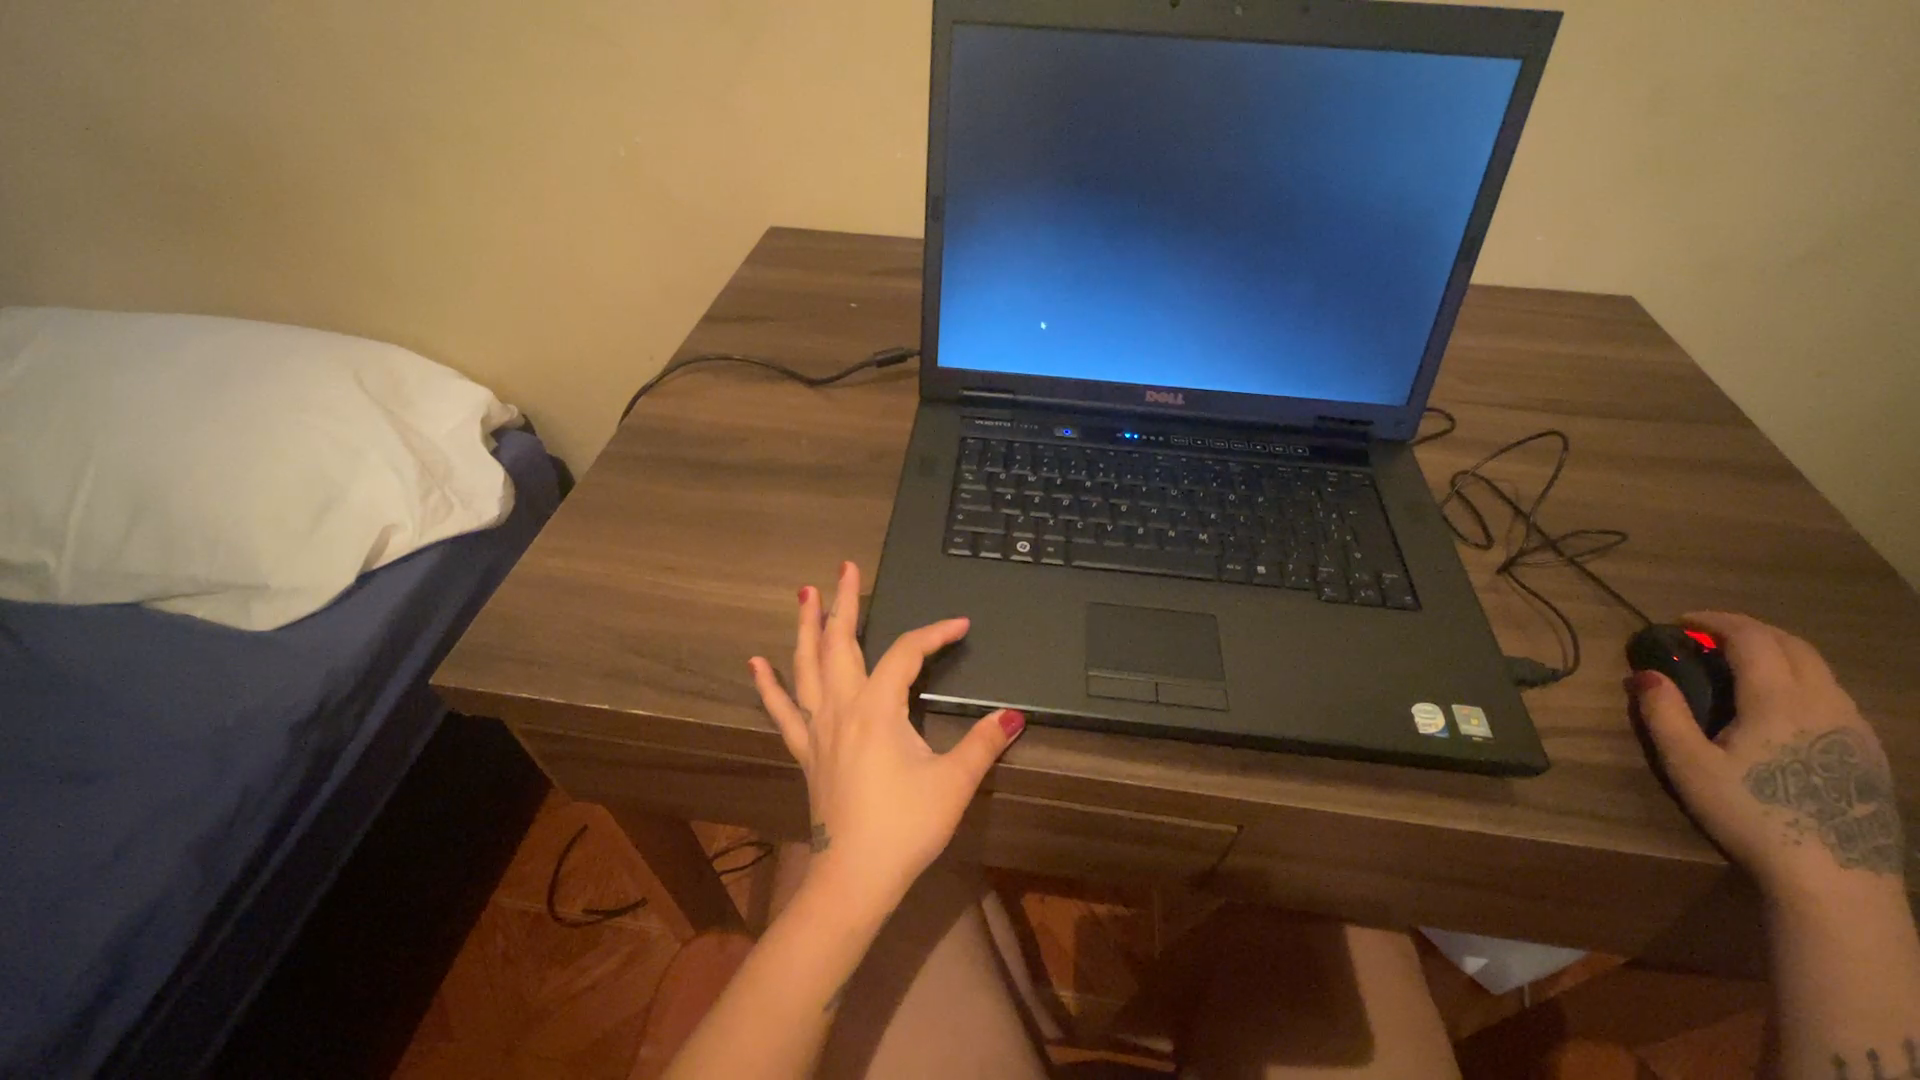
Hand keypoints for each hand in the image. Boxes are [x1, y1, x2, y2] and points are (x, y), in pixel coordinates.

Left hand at [749, 561, 1024, 913]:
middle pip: (840, 643)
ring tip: (803, 594)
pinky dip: (769, 684)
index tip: (961, 625)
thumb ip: (983, 743)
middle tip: (845, 568)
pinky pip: (782, 710)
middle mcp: (841, 708)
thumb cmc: (906, 827)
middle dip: (844, 602)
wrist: (855, 877)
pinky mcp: (805, 751)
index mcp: (877, 708)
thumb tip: (1015, 714)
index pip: (906, 653)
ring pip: (806, 666)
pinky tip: (756, 663)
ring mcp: (817, 729)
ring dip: (806, 628)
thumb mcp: (954, 783)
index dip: (934, 633)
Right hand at [1629, 612, 1904, 905]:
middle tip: (1709, 635)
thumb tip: (1646, 674)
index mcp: (1778, 698)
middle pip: (1792, 643)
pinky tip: (1778, 706)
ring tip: (1741, 665)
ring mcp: (1853, 725)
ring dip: (1777, 652)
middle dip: (1748, 629)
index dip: (1716, 621)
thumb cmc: (1751, 815)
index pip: (1751, 637)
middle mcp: (1824, 700)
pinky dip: (1800, 679)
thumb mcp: (1689, 766)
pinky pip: (1833, 694)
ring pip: (1818, 668)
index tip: (1682, 622)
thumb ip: (1665, 714)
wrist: (1833, 876)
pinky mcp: (1867, 749)